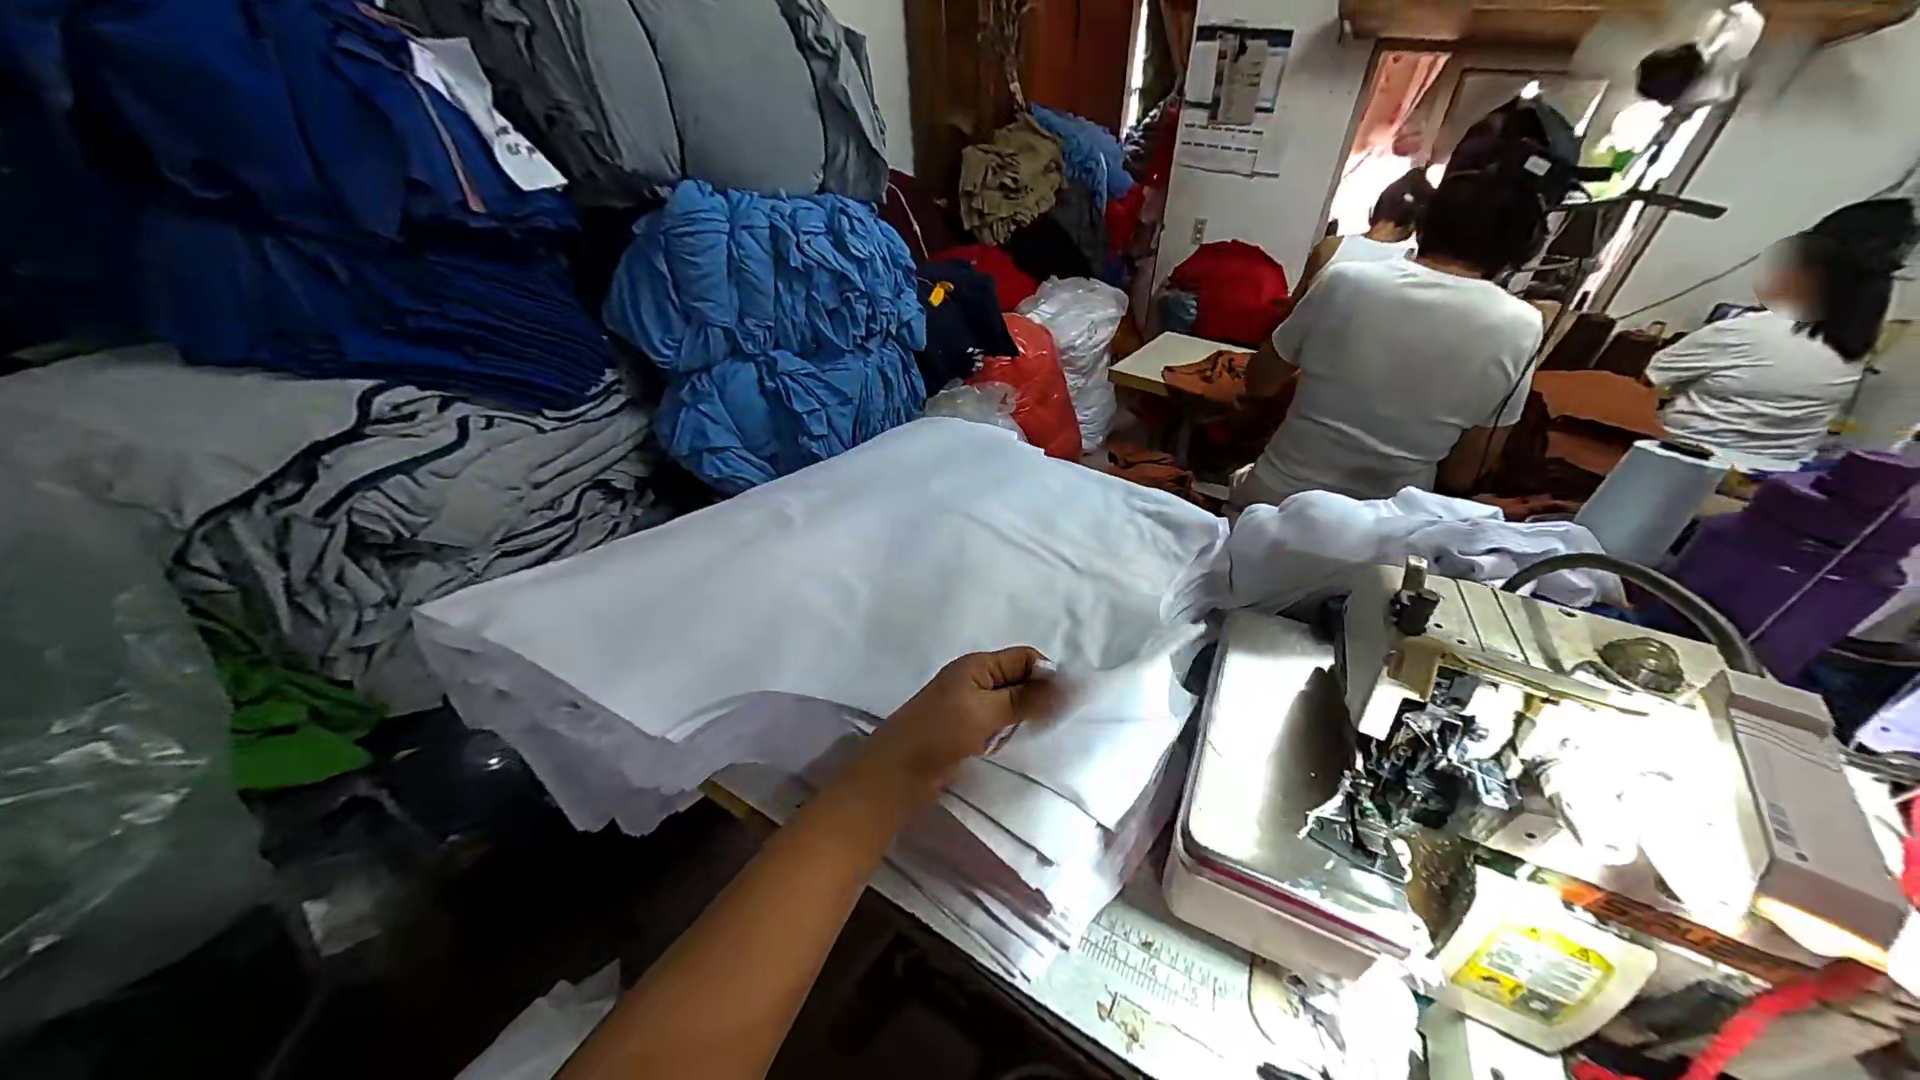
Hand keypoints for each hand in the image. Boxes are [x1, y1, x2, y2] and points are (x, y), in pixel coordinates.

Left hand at [853, 647, 1057, 800]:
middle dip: (1040, 695)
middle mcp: (974, 680)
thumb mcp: (985, 712)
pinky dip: (1012, 730)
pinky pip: (999, 723)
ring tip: (1044, 732)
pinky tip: (1021, 743)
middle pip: (1019, 678)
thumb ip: (1025, 698)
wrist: (895, 775)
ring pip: (1010, 702)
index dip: (1047, 675)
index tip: (1069, 702)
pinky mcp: (965, 730)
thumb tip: (1067, 682)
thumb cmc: (938, 734)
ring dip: (1027, 715)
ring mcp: (968, 706)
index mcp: (977, 665)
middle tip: (1061, 720)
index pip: (1025, 658)